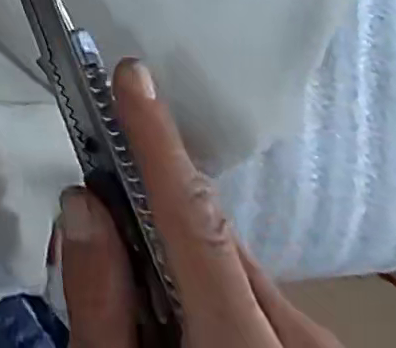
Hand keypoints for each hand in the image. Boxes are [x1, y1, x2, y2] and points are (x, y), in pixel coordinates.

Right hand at [59, 60, 343, 347]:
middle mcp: (293, 337)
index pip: (192, 220)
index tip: (131, 74)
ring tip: (129, 293)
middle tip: (90, 207)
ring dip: (172, 254)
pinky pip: (245, 289)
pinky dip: (200, 282)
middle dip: (147, 210)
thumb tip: (82, 204)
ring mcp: (314, 344)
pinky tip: (170, 316)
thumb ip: (101, 306)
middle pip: (207, 239)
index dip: (157, 141)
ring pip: (227, 262)